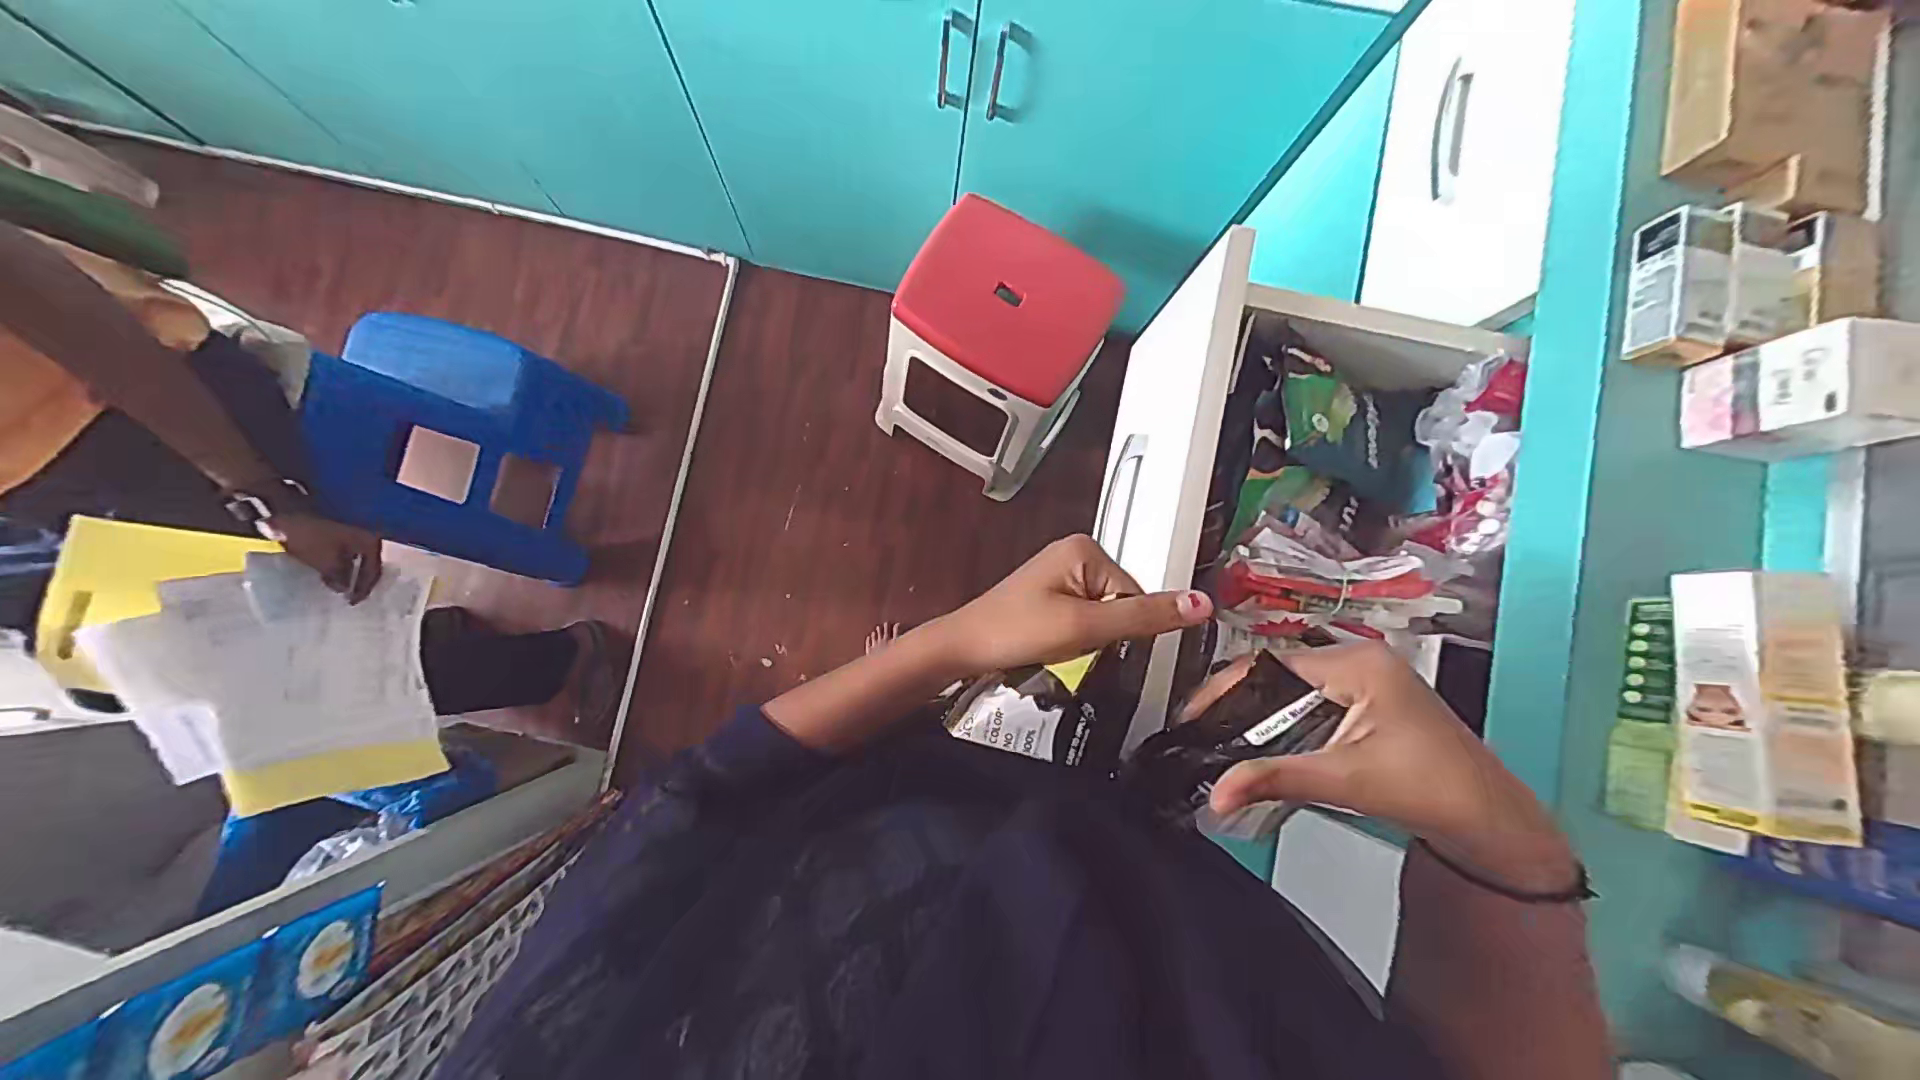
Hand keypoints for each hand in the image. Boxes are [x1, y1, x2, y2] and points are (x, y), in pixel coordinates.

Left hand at [271, 513, 383, 603]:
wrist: (287, 508)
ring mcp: (352, 528)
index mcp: (371, 542)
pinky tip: (330, 566)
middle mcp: (367, 534)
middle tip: (350, 592)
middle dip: (358, 578)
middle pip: (367, 561)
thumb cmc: (312, 536)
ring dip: (348, 568)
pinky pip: (343, 548)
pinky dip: (339, 559)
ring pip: (355, 554)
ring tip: (339, 581)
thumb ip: (338, 577)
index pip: (374, 571)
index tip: (352, 602)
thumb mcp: (325, 560)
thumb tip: (344, 589)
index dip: (363, 588)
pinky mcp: (336, 526)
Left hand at [920, 534, 1212, 676]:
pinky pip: (1085, 619)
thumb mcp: (1084, 627)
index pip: (1137, 592)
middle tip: (1068, 642)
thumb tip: (1200, 604)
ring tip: (1056, 643)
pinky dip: (1075, 637)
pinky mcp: (1052, 595)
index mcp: (1084, 548)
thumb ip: (1143, 615)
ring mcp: (1061, 574)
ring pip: (1104, 616)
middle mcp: (1074, 554)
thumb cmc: (1014, 631)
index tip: (1095, 642)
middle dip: (1103, 632)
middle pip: (1121, 603)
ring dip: (1088, 638)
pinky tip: (1050, 643)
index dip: (1122, 627)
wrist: (964, 649)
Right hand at [1208, 642, 1576, 892]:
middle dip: (1236, 699)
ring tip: (1223, 734)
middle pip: (1275, 671)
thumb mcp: (1344, 780)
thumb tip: (1220, 792)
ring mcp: (1364, 677)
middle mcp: (1360, 660)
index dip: (1226, 687)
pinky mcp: (1365, 697)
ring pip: (1288, 685)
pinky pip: (1306, 698)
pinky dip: (1280, 717)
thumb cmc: (1438, 790)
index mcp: (1359, 664)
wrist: (1491, 823)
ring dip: (1257, 710)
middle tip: (1203, 727)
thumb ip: (1275, 780)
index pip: (1270, 663)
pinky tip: (1263, 740)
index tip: (1196, 712)